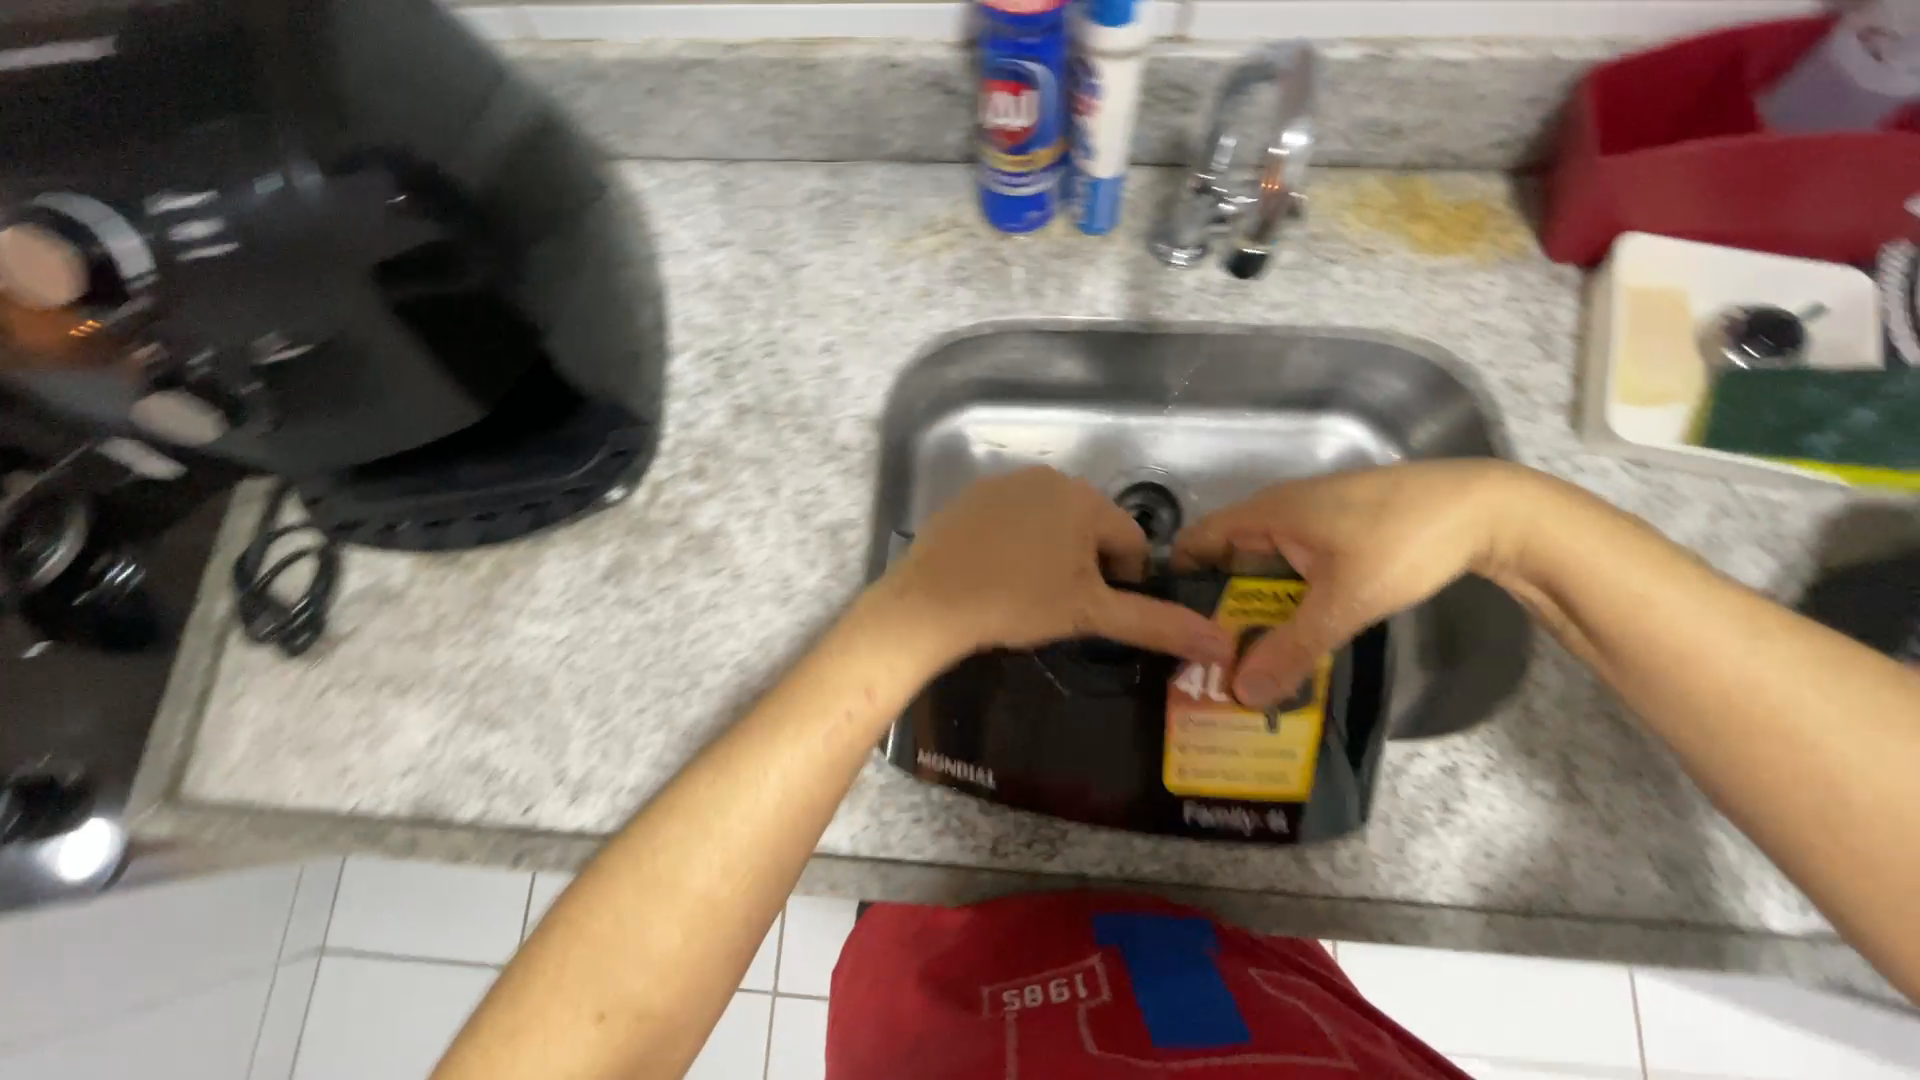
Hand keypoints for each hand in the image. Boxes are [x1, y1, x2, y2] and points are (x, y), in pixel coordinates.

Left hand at [879, 467, 1233, 665]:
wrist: (930, 602)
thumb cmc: (1017, 603)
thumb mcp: (1089, 614)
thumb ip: (1155, 624)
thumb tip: (1220, 644)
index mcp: (1084, 498)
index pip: (1131, 541)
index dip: (1123, 581)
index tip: (1094, 610)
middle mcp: (1048, 477)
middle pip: (1091, 527)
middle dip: (1086, 565)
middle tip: (1059, 604)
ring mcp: (1004, 483)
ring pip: (1050, 522)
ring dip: (1052, 553)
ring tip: (1026, 591)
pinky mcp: (970, 497)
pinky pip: (1011, 519)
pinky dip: (1014, 543)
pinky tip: (996, 573)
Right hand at [1173, 461, 1533, 707]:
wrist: (1491, 510)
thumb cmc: (1403, 543)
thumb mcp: (1344, 601)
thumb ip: (1291, 648)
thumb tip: (1241, 693)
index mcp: (1265, 513)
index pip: (1197, 541)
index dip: (1178, 581)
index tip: (1171, 629)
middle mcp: (1279, 511)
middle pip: (1228, 560)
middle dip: (1216, 608)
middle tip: (1207, 659)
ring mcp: (1313, 521)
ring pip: (1265, 568)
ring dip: (1255, 609)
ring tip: (1244, 658)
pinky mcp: (1341, 533)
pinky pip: (1295, 569)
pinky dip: (1287, 601)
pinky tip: (1294, 636)